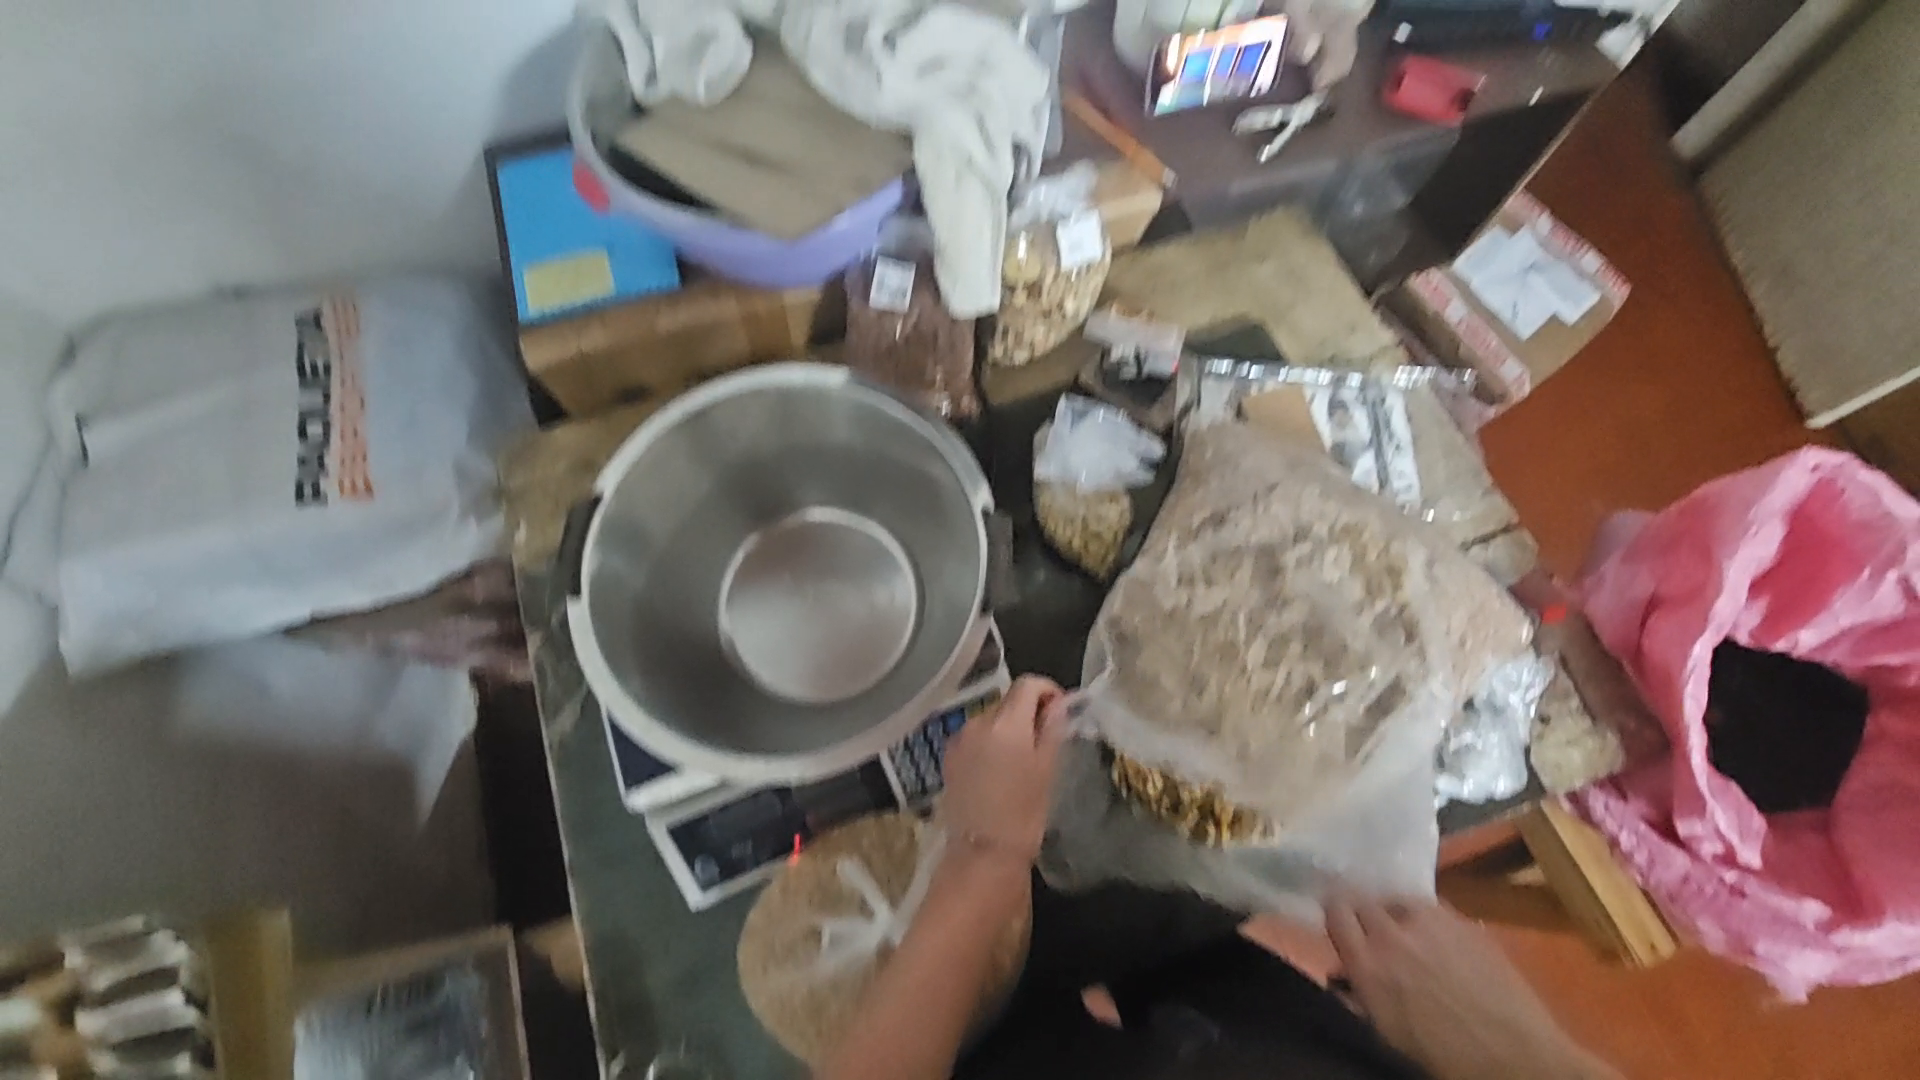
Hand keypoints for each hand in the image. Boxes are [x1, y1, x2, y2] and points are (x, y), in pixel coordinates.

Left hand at [939, 675, 1070, 869]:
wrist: (982, 854)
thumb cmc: (1023, 814)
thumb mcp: (1046, 769)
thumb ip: (1052, 729)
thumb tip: (1059, 702)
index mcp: (1006, 722)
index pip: (1027, 684)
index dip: (1048, 690)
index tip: (1060, 710)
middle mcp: (977, 722)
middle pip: (1007, 701)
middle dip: (1028, 712)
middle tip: (1046, 740)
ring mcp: (959, 739)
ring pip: (991, 719)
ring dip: (1008, 728)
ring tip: (1022, 760)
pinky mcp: (949, 756)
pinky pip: (975, 737)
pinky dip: (989, 743)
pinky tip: (998, 770)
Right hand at [1326, 896, 1620, 1079]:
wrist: (1518, 1061)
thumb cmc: (1444, 1056)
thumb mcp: (1386, 1030)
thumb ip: (1359, 992)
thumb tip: (1342, 971)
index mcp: (1368, 964)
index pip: (1335, 910)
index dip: (1336, 915)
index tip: (1341, 926)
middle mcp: (1392, 934)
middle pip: (1361, 898)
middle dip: (1362, 912)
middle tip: (1371, 931)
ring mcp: (1430, 923)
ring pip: (1397, 898)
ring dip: (1395, 912)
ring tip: (1407, 932)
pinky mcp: (1464, 922)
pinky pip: (1432, 908)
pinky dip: (1428, 918)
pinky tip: (1439, 939)